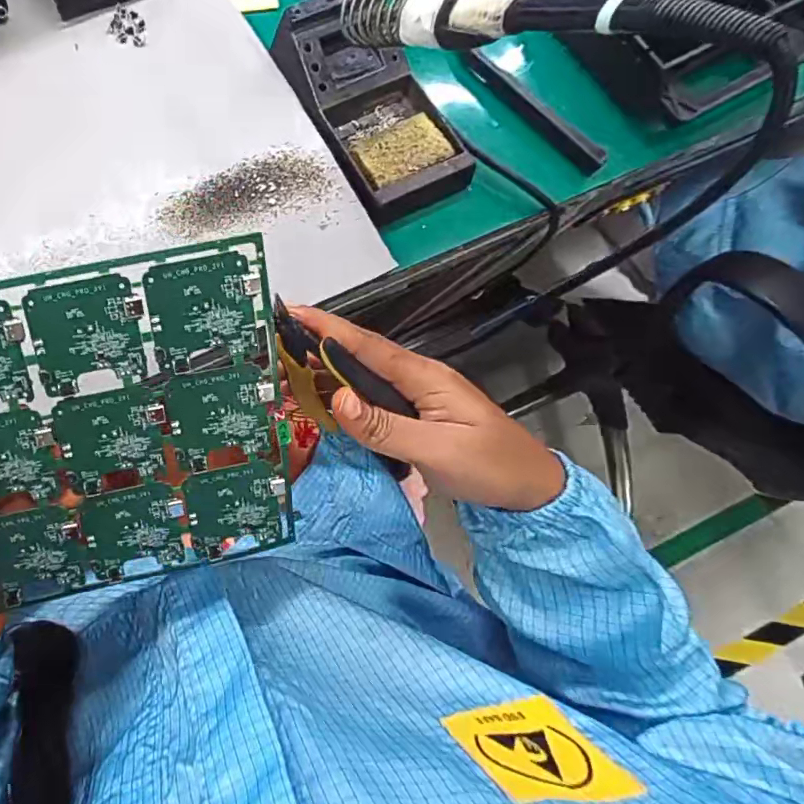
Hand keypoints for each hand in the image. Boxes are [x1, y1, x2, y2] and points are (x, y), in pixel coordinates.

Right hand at [288, 306, 564, 510]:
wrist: (530, 491)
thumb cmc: (492, 467)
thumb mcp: (437, 450)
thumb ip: (385, 426)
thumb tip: (338, 399)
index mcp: (424, 378)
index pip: (366, 346)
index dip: (326, 328)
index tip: (292, 312)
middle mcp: (415, 381)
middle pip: (356, 357)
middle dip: (314, 347)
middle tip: (274, 348)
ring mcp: (413, 399)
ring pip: (359, 380)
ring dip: (322, 374)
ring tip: (285, 373)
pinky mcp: (410, 418)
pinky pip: (366, 403)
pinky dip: (339, 399)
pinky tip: (320, 403)